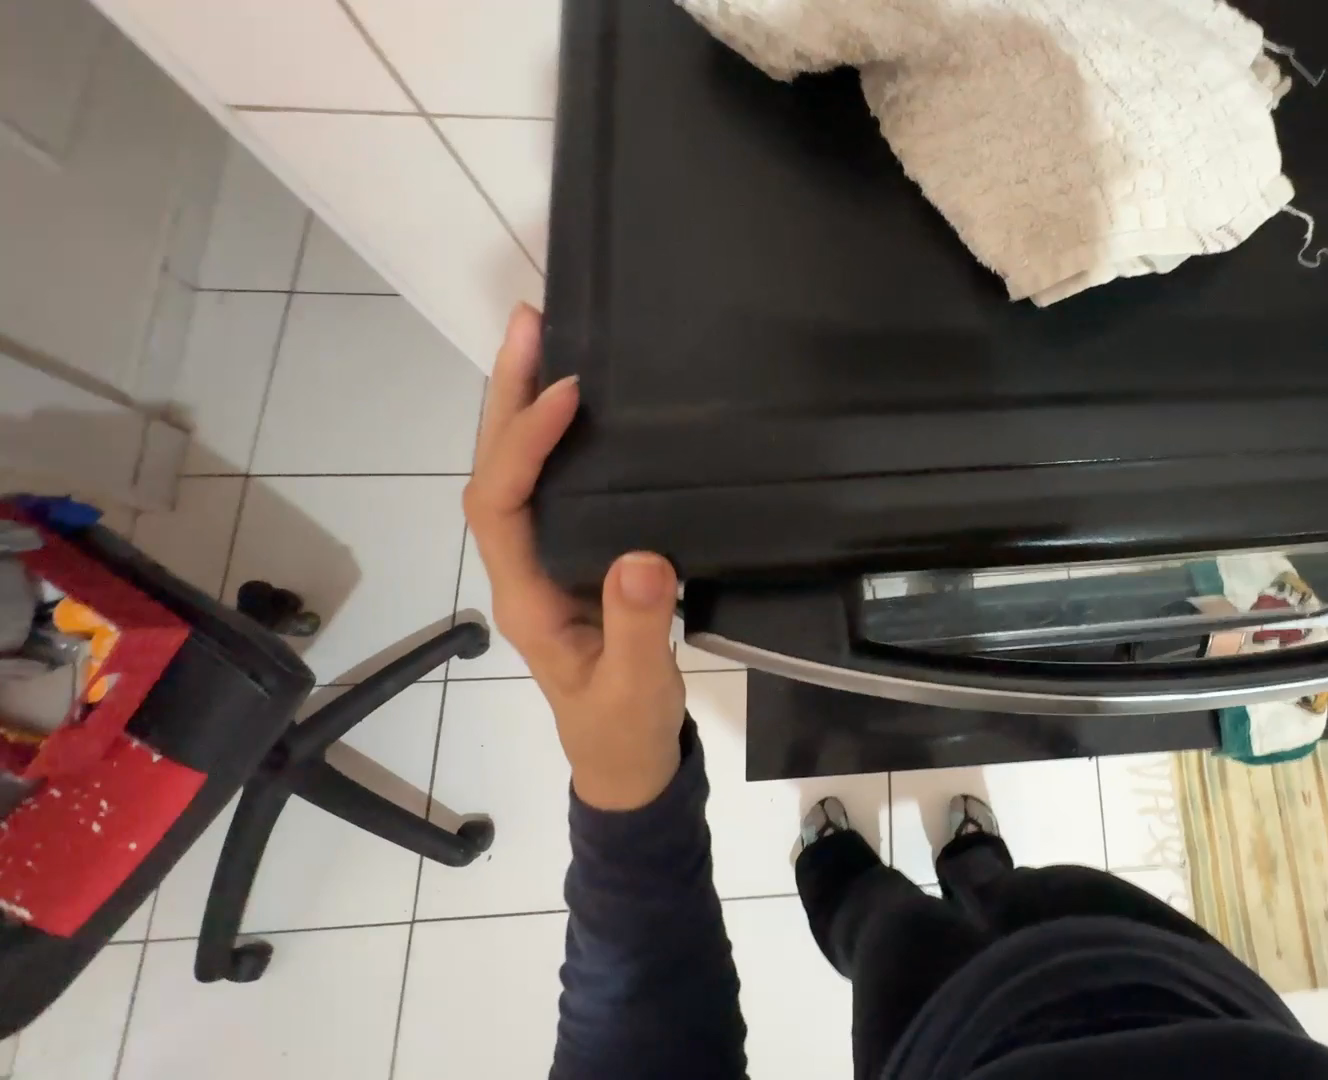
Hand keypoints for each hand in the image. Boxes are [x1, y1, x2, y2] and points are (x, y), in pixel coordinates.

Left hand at [464, 304, 687, 808]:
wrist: (624, 761)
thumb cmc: (623, 729)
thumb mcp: (636, 688)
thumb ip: (638, 628)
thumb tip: (642, 555)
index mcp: (525, 596)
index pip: (501, 505)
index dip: (524, 445)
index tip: (567, 394)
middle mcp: (523, 570)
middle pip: (494, 473)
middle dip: (505, 399)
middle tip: (531, 326)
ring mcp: (546, 565)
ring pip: (518, 476)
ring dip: (523, 409)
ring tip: (547, 346)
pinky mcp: (576, 563)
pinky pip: (555, 490)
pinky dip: (559, 443)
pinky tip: (584, 414)